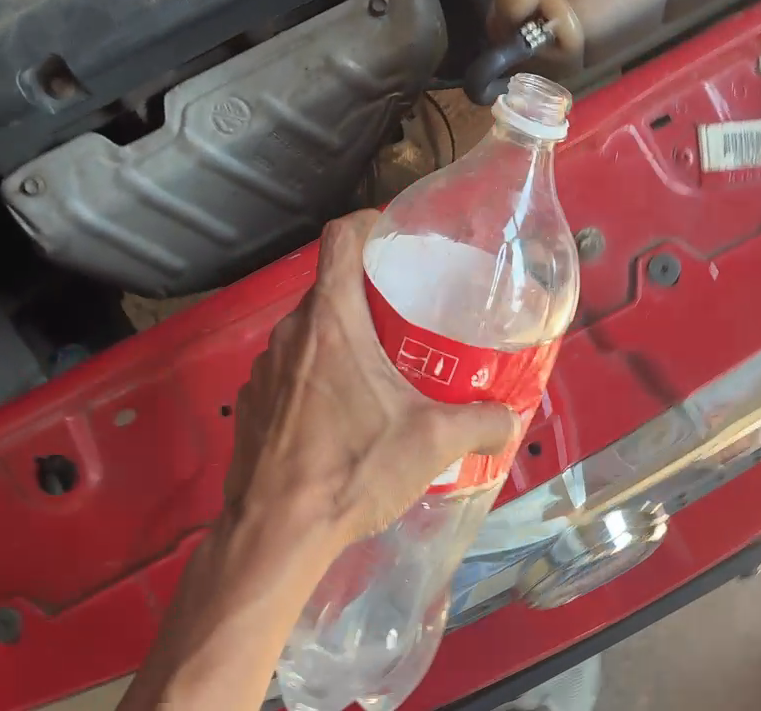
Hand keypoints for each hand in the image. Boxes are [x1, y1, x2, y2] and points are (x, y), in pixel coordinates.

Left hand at [225, 211, 520, 547]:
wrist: (274, 536)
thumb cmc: (353, 469)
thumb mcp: (432, 443)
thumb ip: (480, 422)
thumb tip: (509, 417)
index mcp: (331, 321)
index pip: (339, 238)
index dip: (367, 224)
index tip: (394, 238)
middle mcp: (290, 333)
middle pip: (329, 287)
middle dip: (367, 294)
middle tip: (405, 317)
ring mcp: (263, 370)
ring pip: (308, 332)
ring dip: (341, 340)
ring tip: (377, 370)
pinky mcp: (251, 405)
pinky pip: (289, 371)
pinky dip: (316, 377)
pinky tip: (340, 417)